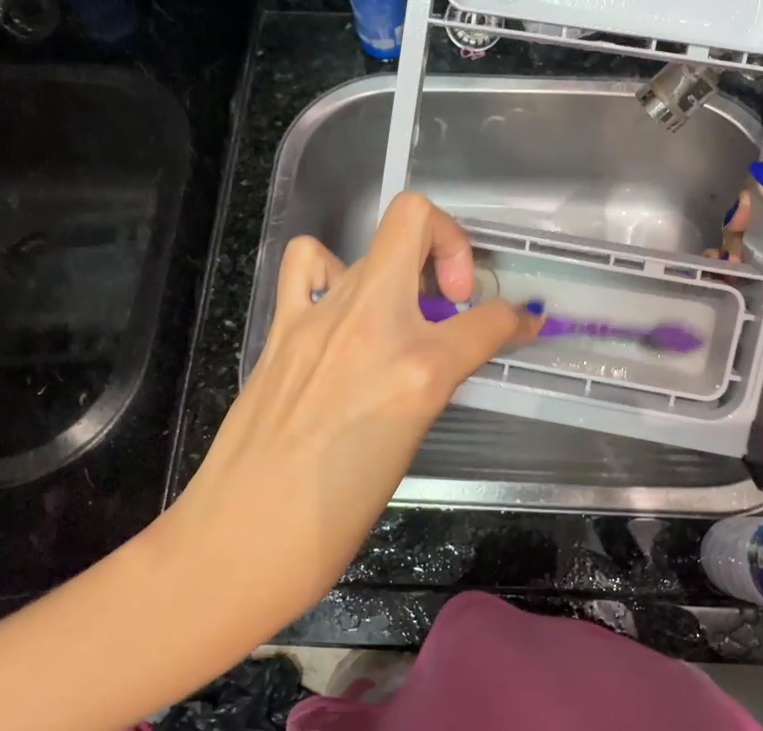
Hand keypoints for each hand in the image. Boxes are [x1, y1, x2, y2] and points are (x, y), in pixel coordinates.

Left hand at [162, 192, 540, 631]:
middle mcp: (372, 324)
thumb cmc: (334, 519)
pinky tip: (339, 306)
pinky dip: (331, 269)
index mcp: (417, 371)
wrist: (239, 540)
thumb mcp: (408, 446)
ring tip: (400, 307)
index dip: (516, 319)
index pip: (489, 322)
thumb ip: (432, 386)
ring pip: (369, 240)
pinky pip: (308, 262)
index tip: (523, 322)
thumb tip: (446, 358)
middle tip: (453, 295)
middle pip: (417, 221)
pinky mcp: (283, 325)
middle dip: (453, 243)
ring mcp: (320, 315)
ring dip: (399, 261)